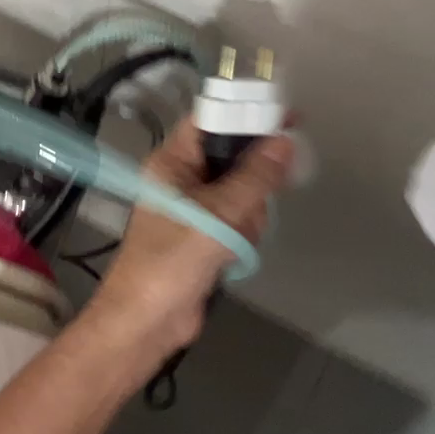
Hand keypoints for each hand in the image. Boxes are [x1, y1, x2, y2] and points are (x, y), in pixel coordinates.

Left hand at [92, 122, 293, 347]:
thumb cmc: (171, 261)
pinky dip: (244, 234)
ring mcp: (193, 208)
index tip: (286, 114)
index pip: (208, 121)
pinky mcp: (205, 235)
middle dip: (252, 181)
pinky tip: (236, 254)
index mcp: (169, 163)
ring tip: (234, 239)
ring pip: (243, 192)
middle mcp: (179, 180)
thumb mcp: (218, 214)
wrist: (148, 320)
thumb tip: (283, 140)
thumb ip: (254, 177)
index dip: (245, 113)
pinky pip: (239, 220)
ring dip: (250, 214)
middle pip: (233, 158)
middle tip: (255, 202)